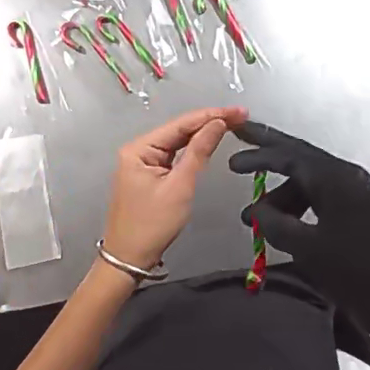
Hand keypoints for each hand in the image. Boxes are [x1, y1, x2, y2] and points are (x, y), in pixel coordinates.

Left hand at [102, 106, 248, 269]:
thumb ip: (199, 152)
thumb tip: (217, 124)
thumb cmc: (151, 225)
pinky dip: (192, 149)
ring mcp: (142, 163)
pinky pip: (173, 155)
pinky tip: (209, 142)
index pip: (180, 124)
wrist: (129, 258)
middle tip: (241, 117)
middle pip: (179, 129)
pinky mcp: (148, 175)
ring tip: (231, 124)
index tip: (239, 111)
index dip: (211, 115)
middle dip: (209, 122)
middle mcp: (138, 150)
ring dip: (203, 134)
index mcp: (139, 149)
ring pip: (177, 142)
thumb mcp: (180, 187)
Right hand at [229, 122, 369, 351]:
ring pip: (309, 185)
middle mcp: (346, 177)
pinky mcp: (362, 213)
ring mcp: (357, 194)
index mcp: (334, 178)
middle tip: (241, 145)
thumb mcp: (308, 247)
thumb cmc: (358, 270)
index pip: (288, 156)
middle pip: (300, 159)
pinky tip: (284, 227)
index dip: (257, 156)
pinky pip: (322, 200)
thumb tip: (256, 211)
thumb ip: (276, 224)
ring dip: (281, 197)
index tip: (231, 162)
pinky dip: (299, 208)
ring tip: (255, 220)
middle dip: (269, 153)